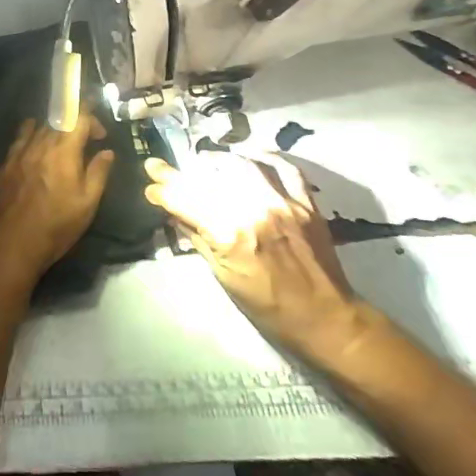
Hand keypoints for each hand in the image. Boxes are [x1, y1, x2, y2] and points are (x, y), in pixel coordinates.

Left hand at [0, 116, 115, 282]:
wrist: (12, 244)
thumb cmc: (57, 225)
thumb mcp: (88, 203)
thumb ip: (99, 172)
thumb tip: (107, 151)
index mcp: (62, 150)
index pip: (78, 117)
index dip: (92, 118)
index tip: (101, 134)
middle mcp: (38, 144)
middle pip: (56, 119)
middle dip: (74, 123)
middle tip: (84, 140)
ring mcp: (17, 152)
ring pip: (36, 126)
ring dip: (51, 129)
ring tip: (59, 145)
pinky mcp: (4, 164)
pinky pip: (19, 139)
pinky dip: (31, 137)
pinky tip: (36, 153)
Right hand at [143, 152, 365, 358]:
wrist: (324, 318)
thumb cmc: (266, 306)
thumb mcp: (222, 275)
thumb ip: (197, 237)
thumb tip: (174, 211)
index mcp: (229, 235)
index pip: (185, 200)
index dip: (162, 188)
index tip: (150, 178)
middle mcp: (253, 211)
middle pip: (208, 178)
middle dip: (180, 172)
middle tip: (164, 167)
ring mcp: (282, 203)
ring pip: (242, 165)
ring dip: (218, 160)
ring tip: (205, 161)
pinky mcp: (306, 203)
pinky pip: (284, 168)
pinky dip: (264, 158)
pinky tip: (250, 157)